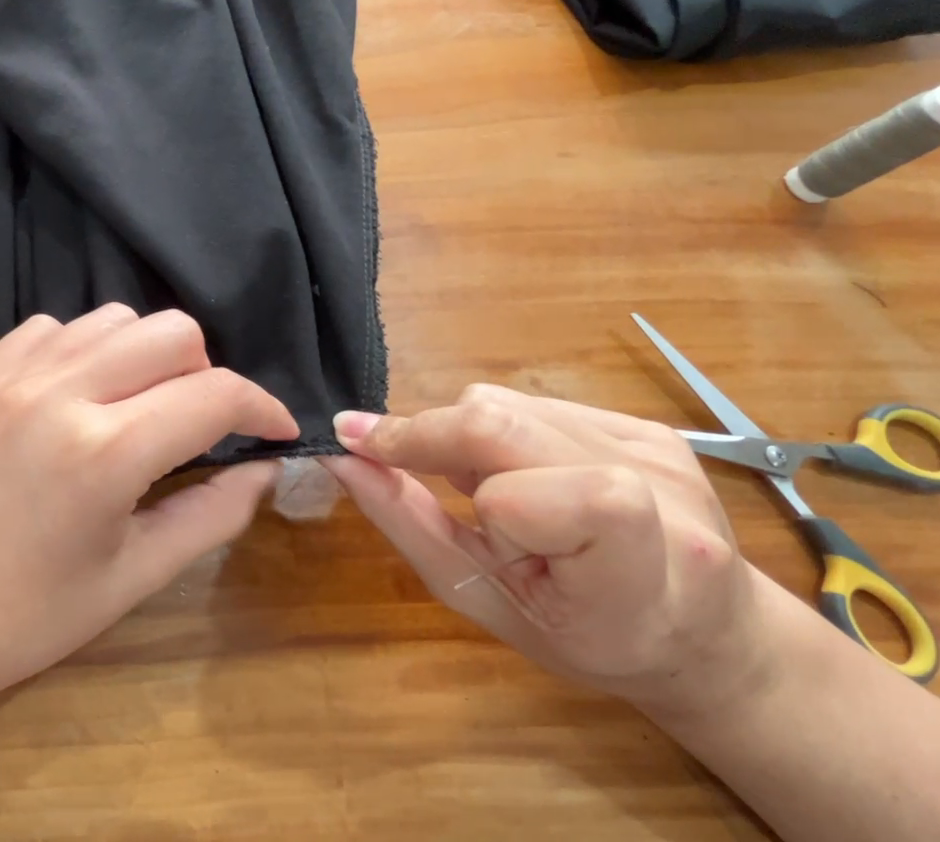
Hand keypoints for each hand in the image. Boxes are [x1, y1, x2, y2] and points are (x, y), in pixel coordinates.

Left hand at [0, 304, 298, 710]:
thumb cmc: (25, 617)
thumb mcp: (132, 577)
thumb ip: (210, 515)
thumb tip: (263, 470)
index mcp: (105, 453)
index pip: (214, 393)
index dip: (261, 407)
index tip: (273, 431)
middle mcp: (58, 394)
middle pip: (170, 332)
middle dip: (205, 373)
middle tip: (198, 426)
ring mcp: (10, 376)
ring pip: (111, 319)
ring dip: (145, 355)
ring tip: (138, 409)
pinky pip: (51, 329)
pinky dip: (83, 350)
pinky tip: (78, 397)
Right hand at [322, 385, 775, 716]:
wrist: (700, 630)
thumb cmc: (582, 637)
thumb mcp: (481, 601)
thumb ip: (406, 522)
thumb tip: (339, 455)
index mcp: (633, 577)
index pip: (541, 495)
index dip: (473, 488)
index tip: (382, 467)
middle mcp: (663, 500)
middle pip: (508, 424)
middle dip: (430, 435)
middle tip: (386, 459)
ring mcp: (659, 452)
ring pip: (509, 403)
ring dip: (461, 435)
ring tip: (477, 490)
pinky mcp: (648, 425)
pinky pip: (533, 402)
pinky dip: (496, 430)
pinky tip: (516, 473)